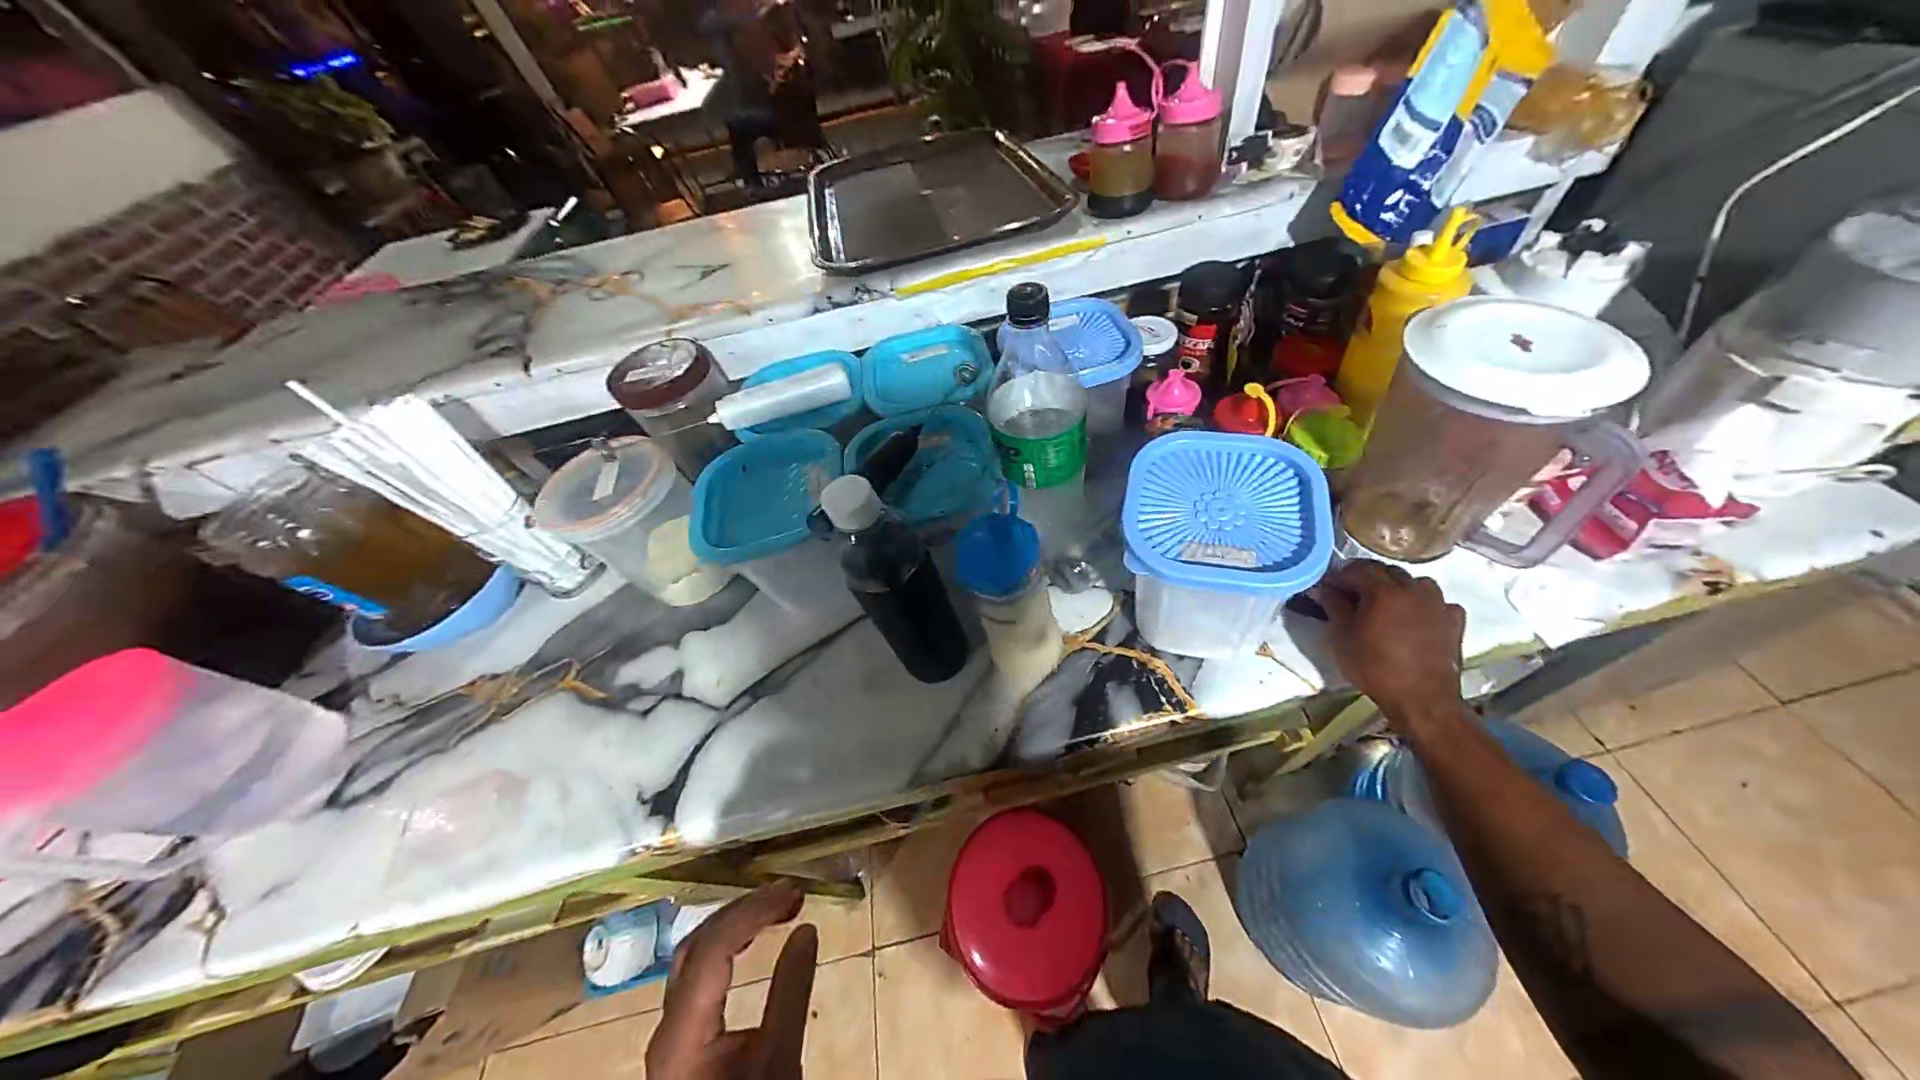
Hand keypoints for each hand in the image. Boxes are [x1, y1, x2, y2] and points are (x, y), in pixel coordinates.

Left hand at [645, 881, 818, 1079]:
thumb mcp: (779, 1062)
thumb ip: (790, 993)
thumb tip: (806, 930)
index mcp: (683, 1038)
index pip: (712, 952)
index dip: (752, 913)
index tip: (794, 894)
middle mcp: (667, 1028)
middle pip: (695, 946)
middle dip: (743, 910)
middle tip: (789, 894)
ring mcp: (670, 1032)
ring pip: (692, 956)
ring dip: (735, 922)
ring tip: (777, 907)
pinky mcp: (681, 1036)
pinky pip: (698, 973)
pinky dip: (728, 944)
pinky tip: (752, 937)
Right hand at [1312, 559, 1466, 719]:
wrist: (1422, 699)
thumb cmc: (1374, 667)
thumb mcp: (1342, 636)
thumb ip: (1333, 605)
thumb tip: (1323, 587)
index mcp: (1384, 591)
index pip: (1357, 569)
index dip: (1339, 575)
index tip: (1327, 587)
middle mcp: (1414, 589)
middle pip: (1386, 571)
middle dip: (1366, 578)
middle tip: (1350, 595)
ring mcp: (1438, 603)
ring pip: (1414, 582)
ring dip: (1397, 587)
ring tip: (1385, 604)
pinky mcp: (1454, 620)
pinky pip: (1437, 602)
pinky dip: (1424, 604)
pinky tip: (1416, 617)